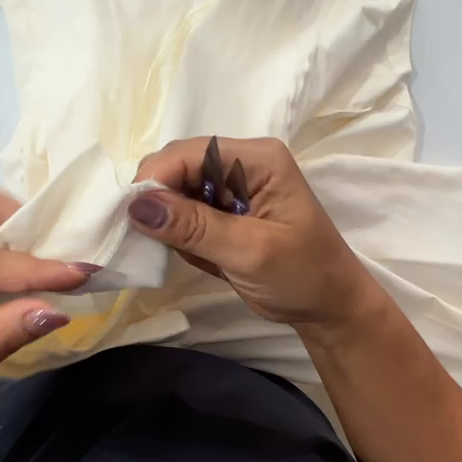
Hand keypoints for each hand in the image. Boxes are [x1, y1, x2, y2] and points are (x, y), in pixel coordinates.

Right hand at [129, 137, 384, 328]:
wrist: (328, 309)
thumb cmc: (302, 276)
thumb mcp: (249, 252)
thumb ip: (194, 227)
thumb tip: (137, 205)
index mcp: (256, 159)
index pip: (188, 152)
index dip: (155, 179)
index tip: (133, 218)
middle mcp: (240, 164)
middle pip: (176, 167)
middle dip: (160, 202)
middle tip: (158, 242)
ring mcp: (230, 189)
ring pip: (174, 193)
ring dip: (170, 225)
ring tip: (194, 255)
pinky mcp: (222, 214)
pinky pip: (182, 217)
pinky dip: (180, 239)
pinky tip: (202, 259)